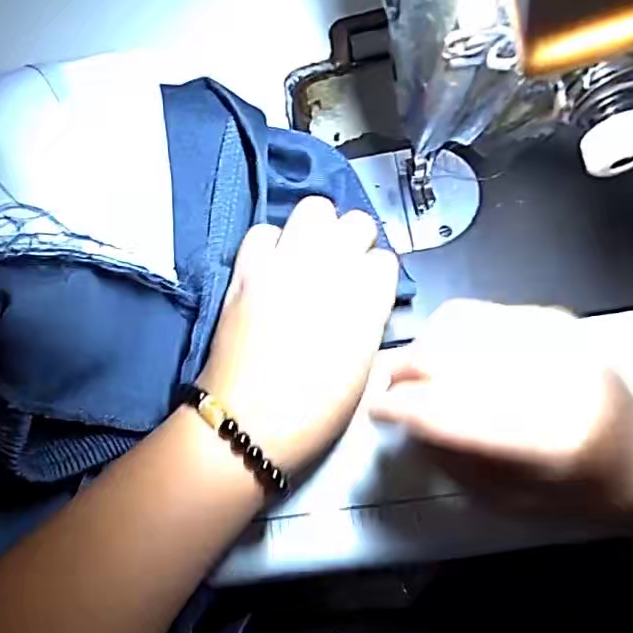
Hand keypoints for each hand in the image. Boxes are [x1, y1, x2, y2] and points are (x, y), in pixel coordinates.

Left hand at [198, 197, 400, 471]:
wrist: (248, 423)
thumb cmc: (313, 414)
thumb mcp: (362, 374)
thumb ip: (368, 326)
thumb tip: (362, 307)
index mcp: (368, 301)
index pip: (385, 262)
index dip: (377, 279)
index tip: (368, 294)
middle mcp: (332, 271)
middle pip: (356, 223)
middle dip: (355, 242)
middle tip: (343, 269)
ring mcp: (286, 264)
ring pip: (313, 210)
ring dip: (318, 229)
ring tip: (311, 257)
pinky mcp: (247, 270)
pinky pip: (264, 232)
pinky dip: (273, 244)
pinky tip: (273, 267)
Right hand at [369, 299, 632, 520]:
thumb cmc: (577, 492)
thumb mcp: (509, 499)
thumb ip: (454, 458)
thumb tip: (406, 418)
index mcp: (548, 437)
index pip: (450, 410)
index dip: (401, 407)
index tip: (376, 411)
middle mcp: (555, 375)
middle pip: (448, 358)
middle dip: (404, 372)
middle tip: (387, 390)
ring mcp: (559, 338)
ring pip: (457, 326)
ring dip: (423, 348)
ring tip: (415, 373)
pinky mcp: (556, 318)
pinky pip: (480, 312)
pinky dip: (449, 331)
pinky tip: (446, 353)